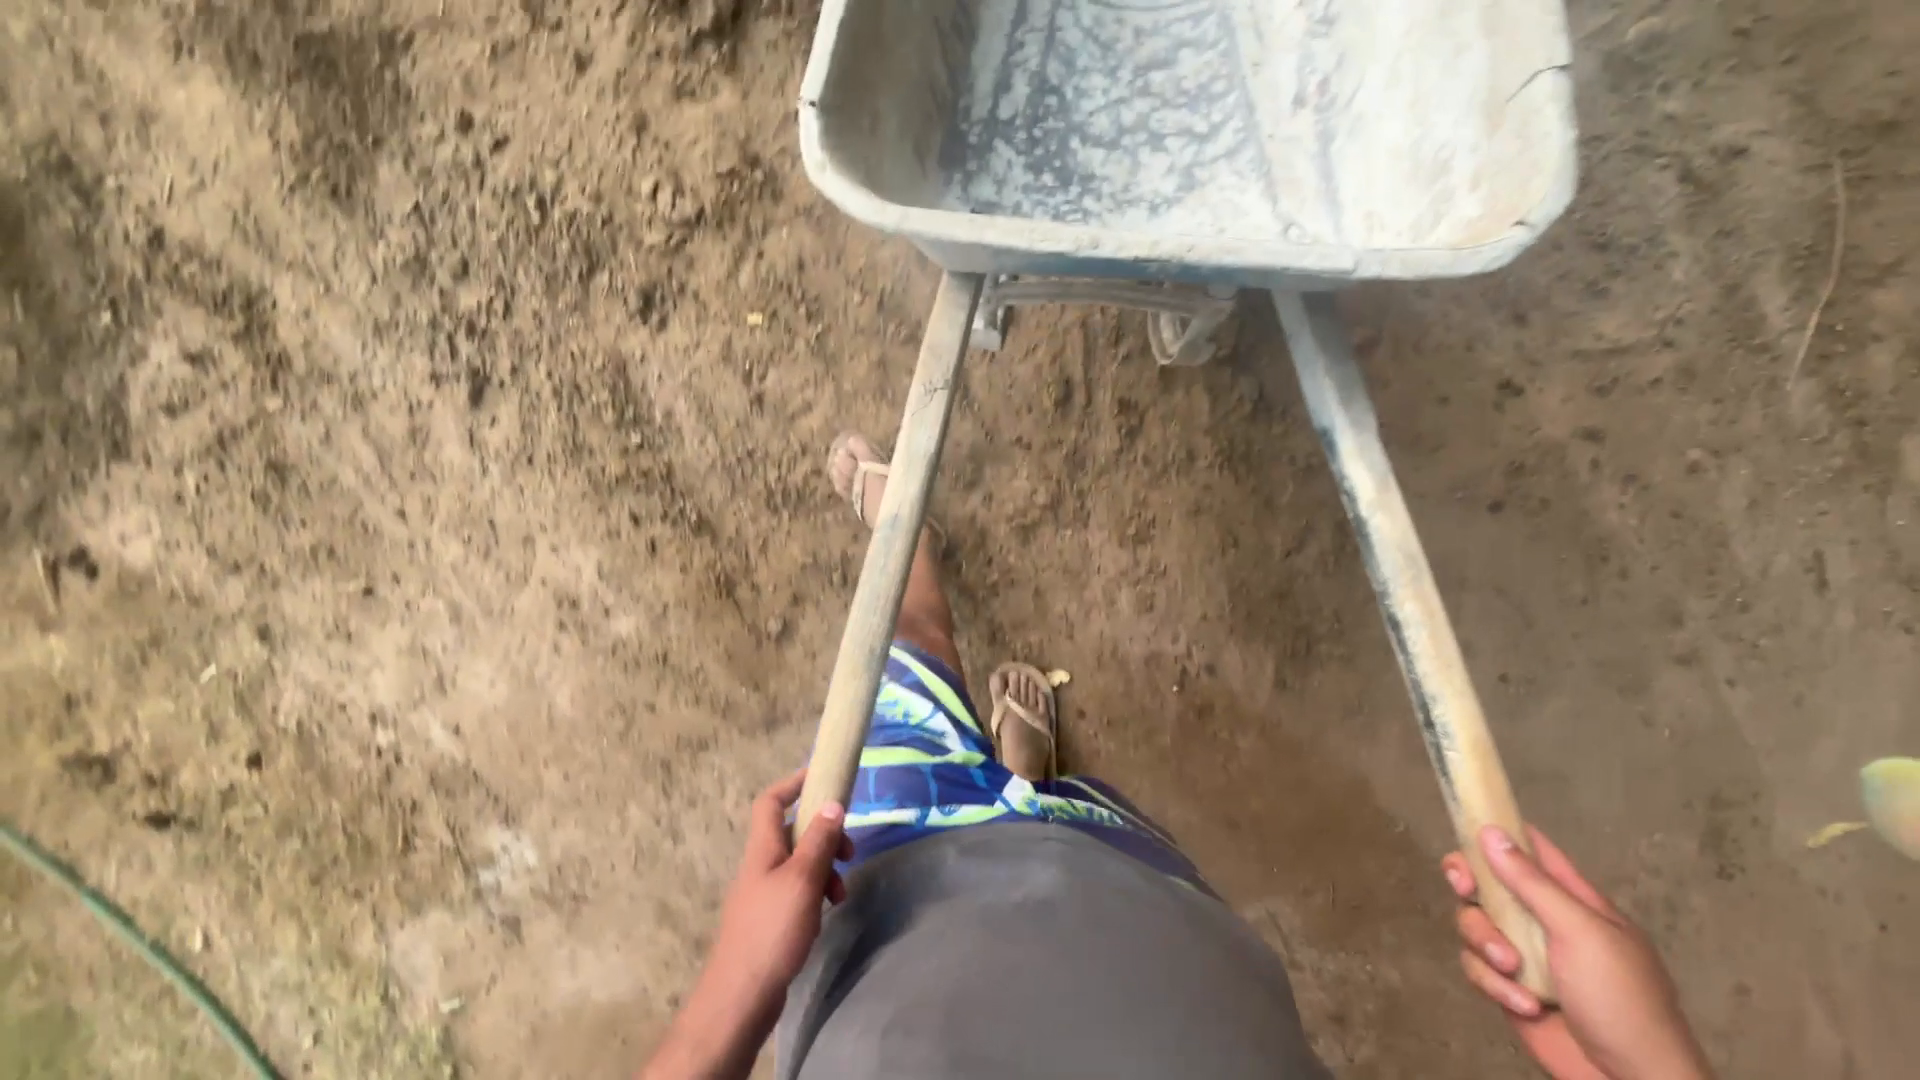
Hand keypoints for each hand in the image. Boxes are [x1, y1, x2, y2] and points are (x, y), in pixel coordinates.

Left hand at [705, 769, 851, 1006]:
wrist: (741, 998)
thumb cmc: (772, 931)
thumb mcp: (803, 880)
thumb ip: (819, 841)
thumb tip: (832, 803)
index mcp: (762, 849)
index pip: (771, 801)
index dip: (793, 783)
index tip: (823, 777)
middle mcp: (760, 866)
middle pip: (792, 832)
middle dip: (824, 834)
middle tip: (849, 850)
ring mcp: (763, 894)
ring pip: (799, 864)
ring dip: (824, 869)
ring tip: (841, 892)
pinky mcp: (769, 920)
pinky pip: (798, 891)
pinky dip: (816, 894)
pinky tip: (826, 914)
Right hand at [1442, 826, 1712, 1079]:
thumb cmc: (1621, 998)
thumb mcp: (1581, 932)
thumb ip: (1532, 882)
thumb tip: (1490, 831)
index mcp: (1571, 900)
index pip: (1530, 850)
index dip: (1498, 834)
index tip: (1466, 829)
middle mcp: (1542, 921)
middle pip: (1486, 883)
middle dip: (1470, 887)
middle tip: (1464, 889)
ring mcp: (1524, 955)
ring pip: (1473, 924)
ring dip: (1486, 945)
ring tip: (1512, 971)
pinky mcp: (1507, 988)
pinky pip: (1477, 968)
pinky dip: (1494, 985)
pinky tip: (1523, 1004)